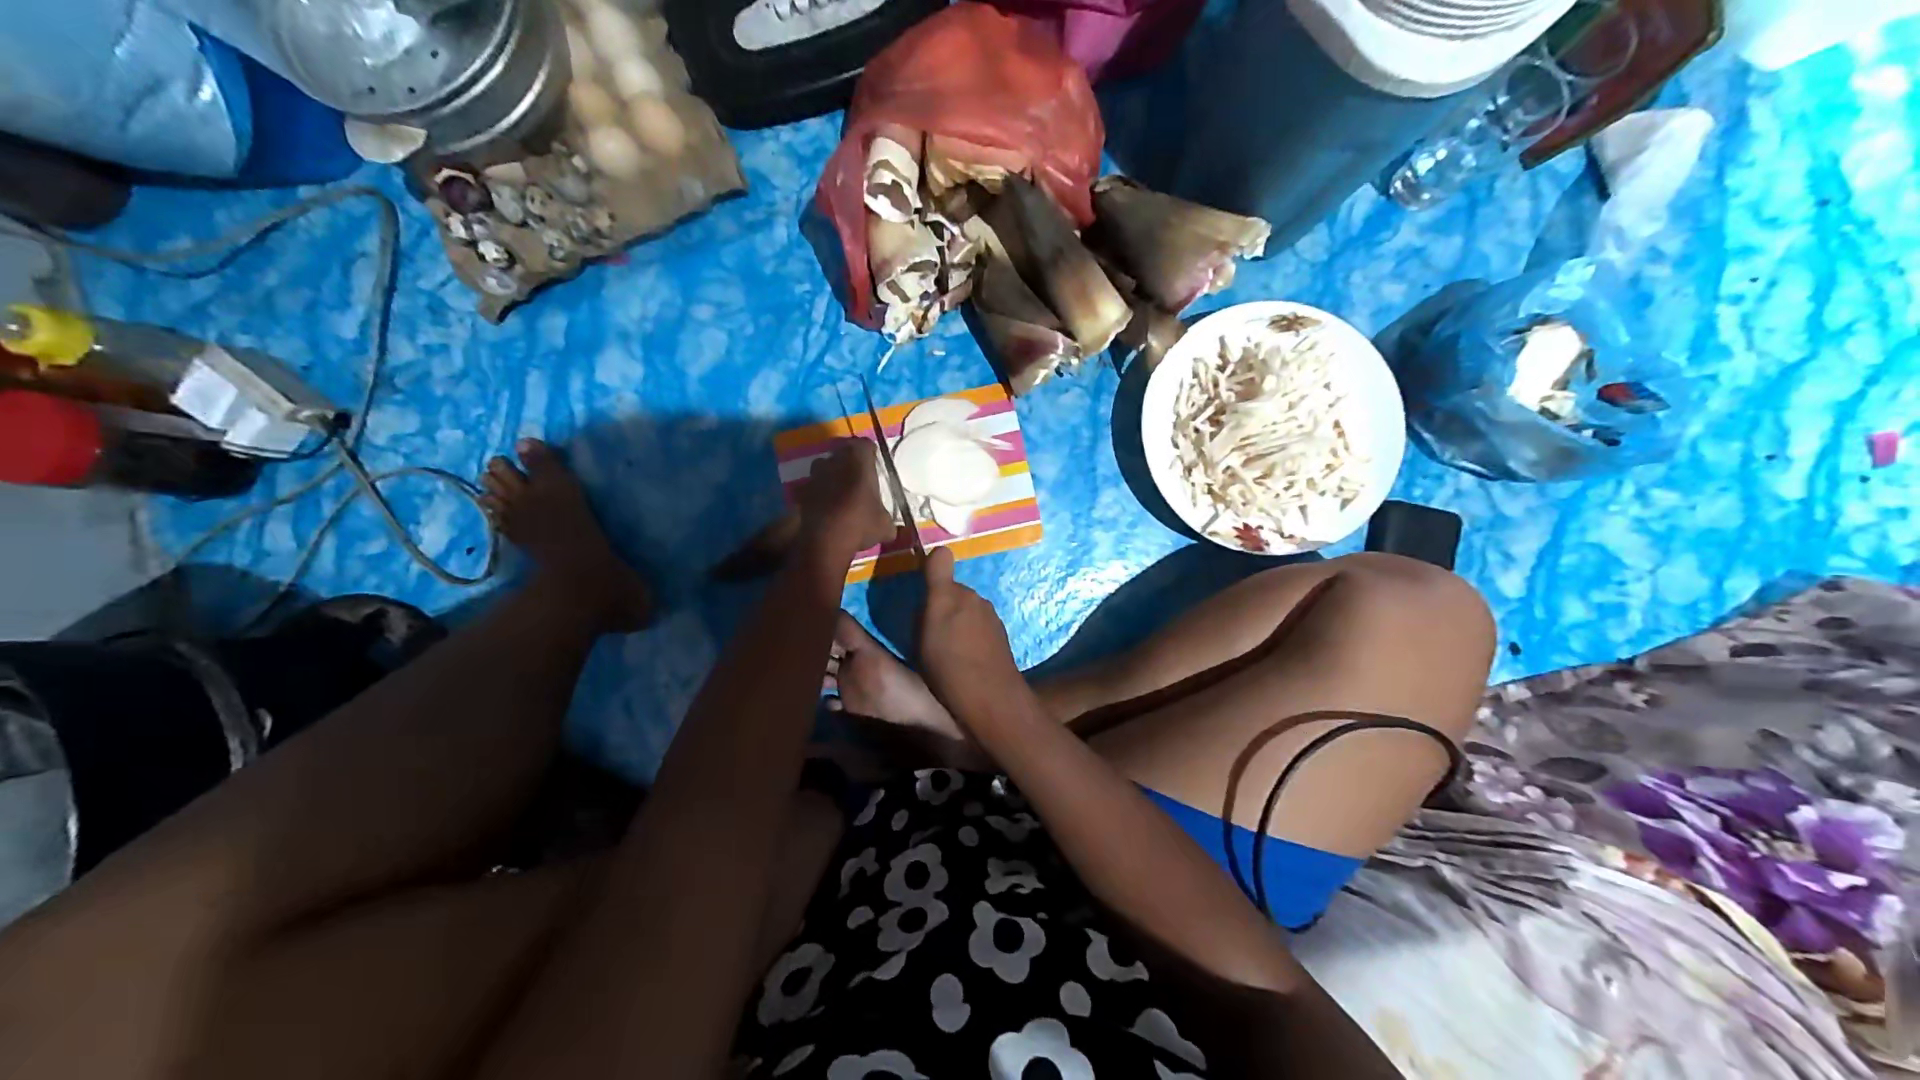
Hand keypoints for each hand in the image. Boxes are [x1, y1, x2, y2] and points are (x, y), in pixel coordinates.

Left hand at [799, 439, 895, 557]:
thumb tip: (890, 528)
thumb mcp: (884, 526)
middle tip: (859, 476)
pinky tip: (829, 505)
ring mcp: (815, 474)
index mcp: (858, 460)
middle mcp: (835, 460)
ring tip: (842, 489)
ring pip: (825, 465)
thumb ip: (888, 521)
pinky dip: (821, 491)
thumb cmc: (860, 523)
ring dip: (833, 473)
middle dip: (850, 461)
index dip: (869, 453)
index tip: (874, 464)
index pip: (865, 444)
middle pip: (843, 451)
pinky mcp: (802, 490)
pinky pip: (815, 484)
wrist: (825, 541)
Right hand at [916, 547, 1024, 725]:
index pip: (942, 563)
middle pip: (953, 594)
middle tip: (925, 631)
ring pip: (965, 614)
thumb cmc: (950, 662)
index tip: (920, 586)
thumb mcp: (931, 621)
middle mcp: (978, 601)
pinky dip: (966, 640)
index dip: (931, 570)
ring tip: (941, 651)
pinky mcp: (998, 644)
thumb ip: (936, 582)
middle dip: (941, 605)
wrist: (989, 701)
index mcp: (957, 594)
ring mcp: (991, 623)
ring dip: (954, 624)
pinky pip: (975, 633)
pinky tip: (960, 662)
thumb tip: (941, 549)